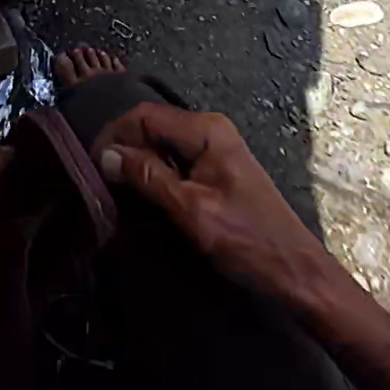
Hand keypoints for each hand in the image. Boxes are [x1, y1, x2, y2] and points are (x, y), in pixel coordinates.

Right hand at [97, 101, 328, 303]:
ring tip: (118, 194)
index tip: (92, 167)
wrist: (297, 273)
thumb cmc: (247, 242)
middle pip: (150, 127)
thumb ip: (148, 178)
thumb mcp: (191, 211)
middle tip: (102, 184)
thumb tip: (106, 156)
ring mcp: (213, 147)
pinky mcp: (214, 166)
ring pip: (159, 144)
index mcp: (205, 130)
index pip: (144, 116)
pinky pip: (173, 159)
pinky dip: (154, 174)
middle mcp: (208, 129)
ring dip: (137, 165)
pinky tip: (144, 199)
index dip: (114, 136)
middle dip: (124, 152)